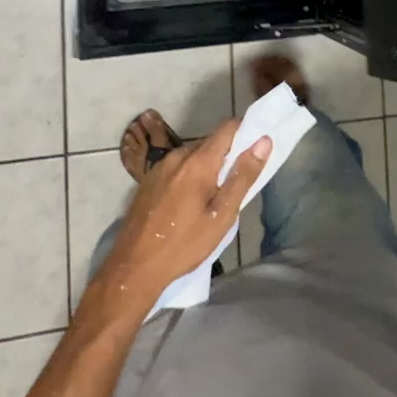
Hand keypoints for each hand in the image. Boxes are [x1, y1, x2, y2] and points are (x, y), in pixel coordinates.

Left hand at [91, 120, 270, 307]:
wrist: (133, 268)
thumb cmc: (184, 244)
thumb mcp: (222, 215)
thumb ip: (243, 176)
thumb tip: (263, 141)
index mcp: (198, 161)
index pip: (228, 128)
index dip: (246, 133)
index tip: (255, 152)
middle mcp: (177, 156)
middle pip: (210, 143)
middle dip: (226, 158)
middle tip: (233, 188)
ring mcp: (159, 168)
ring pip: (192, 157)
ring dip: (206, 169)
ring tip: (210, 201)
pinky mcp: (148, 181)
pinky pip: (177, 169)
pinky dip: (188, 178)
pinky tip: (186, 206)